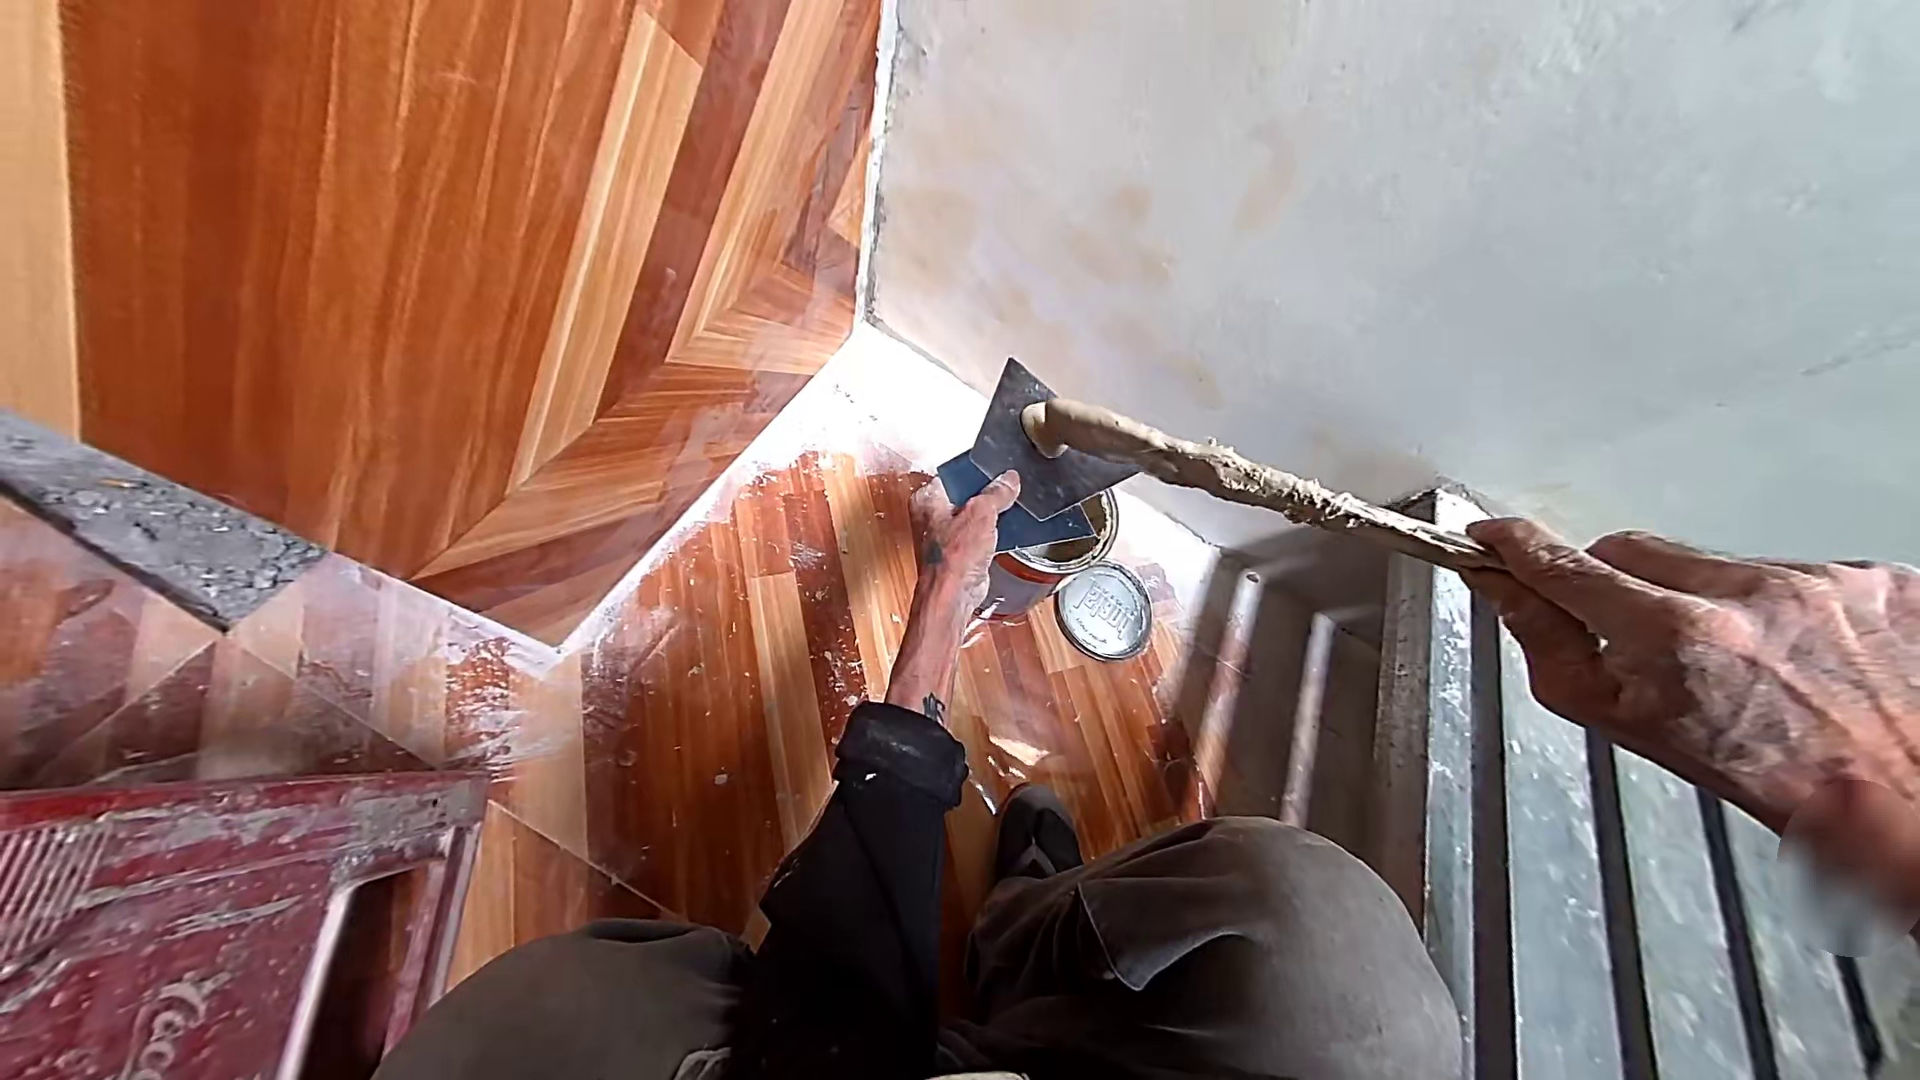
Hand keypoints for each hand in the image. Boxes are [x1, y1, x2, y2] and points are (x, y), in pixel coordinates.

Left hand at [906, 470, 1020, 619]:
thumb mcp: (981, 514)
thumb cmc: (953, 558)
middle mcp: (932, 516)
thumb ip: (996, 493)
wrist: (953, 595)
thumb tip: (1008, 479)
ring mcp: (945, 535)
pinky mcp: (959, 552)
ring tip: (1009, 507)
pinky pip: (979, 534)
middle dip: (986, 495)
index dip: (977, 473)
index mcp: (927, 500)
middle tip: (1006, 489)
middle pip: (965, 496)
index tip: (998, 471)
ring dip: (991, 515)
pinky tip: (1006, 529)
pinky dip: (992, 533)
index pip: (955, 475)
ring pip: (974, 516)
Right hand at [1462, 519, 1919, 835]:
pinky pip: (1777, 565)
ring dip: (1688, 589)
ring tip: (1723, 647)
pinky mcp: (1877, 579)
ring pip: (1700, 556)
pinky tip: (1779, 642)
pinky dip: (1762, 597)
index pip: (1562, 565)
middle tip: (1630, 628)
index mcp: (1670, 632)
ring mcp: (1822, 582)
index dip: (1513, 545)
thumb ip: (1540, 637)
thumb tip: (1500, 586)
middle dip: (1610, 580)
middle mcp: (1748, 595)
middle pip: (1626, 549)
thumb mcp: (1604, 709)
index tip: (1490, 535)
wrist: (1895, 796)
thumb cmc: (1748, 764)